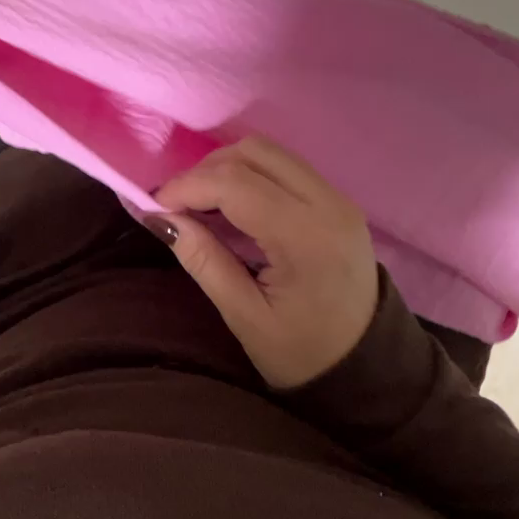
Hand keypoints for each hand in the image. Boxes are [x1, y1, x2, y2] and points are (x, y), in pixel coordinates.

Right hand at [151, 137, 379, 389]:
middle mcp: (328, 203)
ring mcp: (337, 198)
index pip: (235, 183)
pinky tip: (230, 208)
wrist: (365, 366)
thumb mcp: (244, 315)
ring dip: (227, 169)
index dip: (187, 186)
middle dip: (205, 171)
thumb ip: (204, 260)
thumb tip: (160, 218)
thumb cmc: (301, 352)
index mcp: (306, 236)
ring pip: (271, 154)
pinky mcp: (338, 202)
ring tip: (199, 205)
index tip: (154, 207)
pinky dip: (250, 177)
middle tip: (175, 206)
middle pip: (254, 153)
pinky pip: (286, 169)